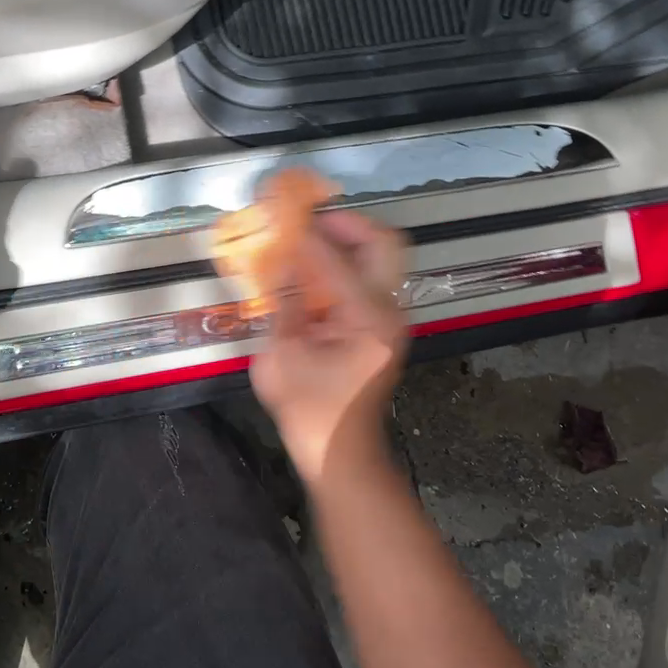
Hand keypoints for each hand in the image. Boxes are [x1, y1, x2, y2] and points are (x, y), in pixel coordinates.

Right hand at [249, 211, 409, 480]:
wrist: (338, 452)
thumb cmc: (309, 409)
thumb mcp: (281, 355)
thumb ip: (283, 302)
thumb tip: (279, 260)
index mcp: (366, 318)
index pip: (334, 258)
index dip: (304, 235)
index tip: (279, 215)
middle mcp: (388, 311)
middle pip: (382, 243)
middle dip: (345, 224)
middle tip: (307, 221)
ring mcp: (389, 319)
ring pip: (379, 258)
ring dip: (346, 242)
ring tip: (305, 240)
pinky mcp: (379, 327)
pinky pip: (367, 279)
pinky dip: (342, 265)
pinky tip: (309, 273)